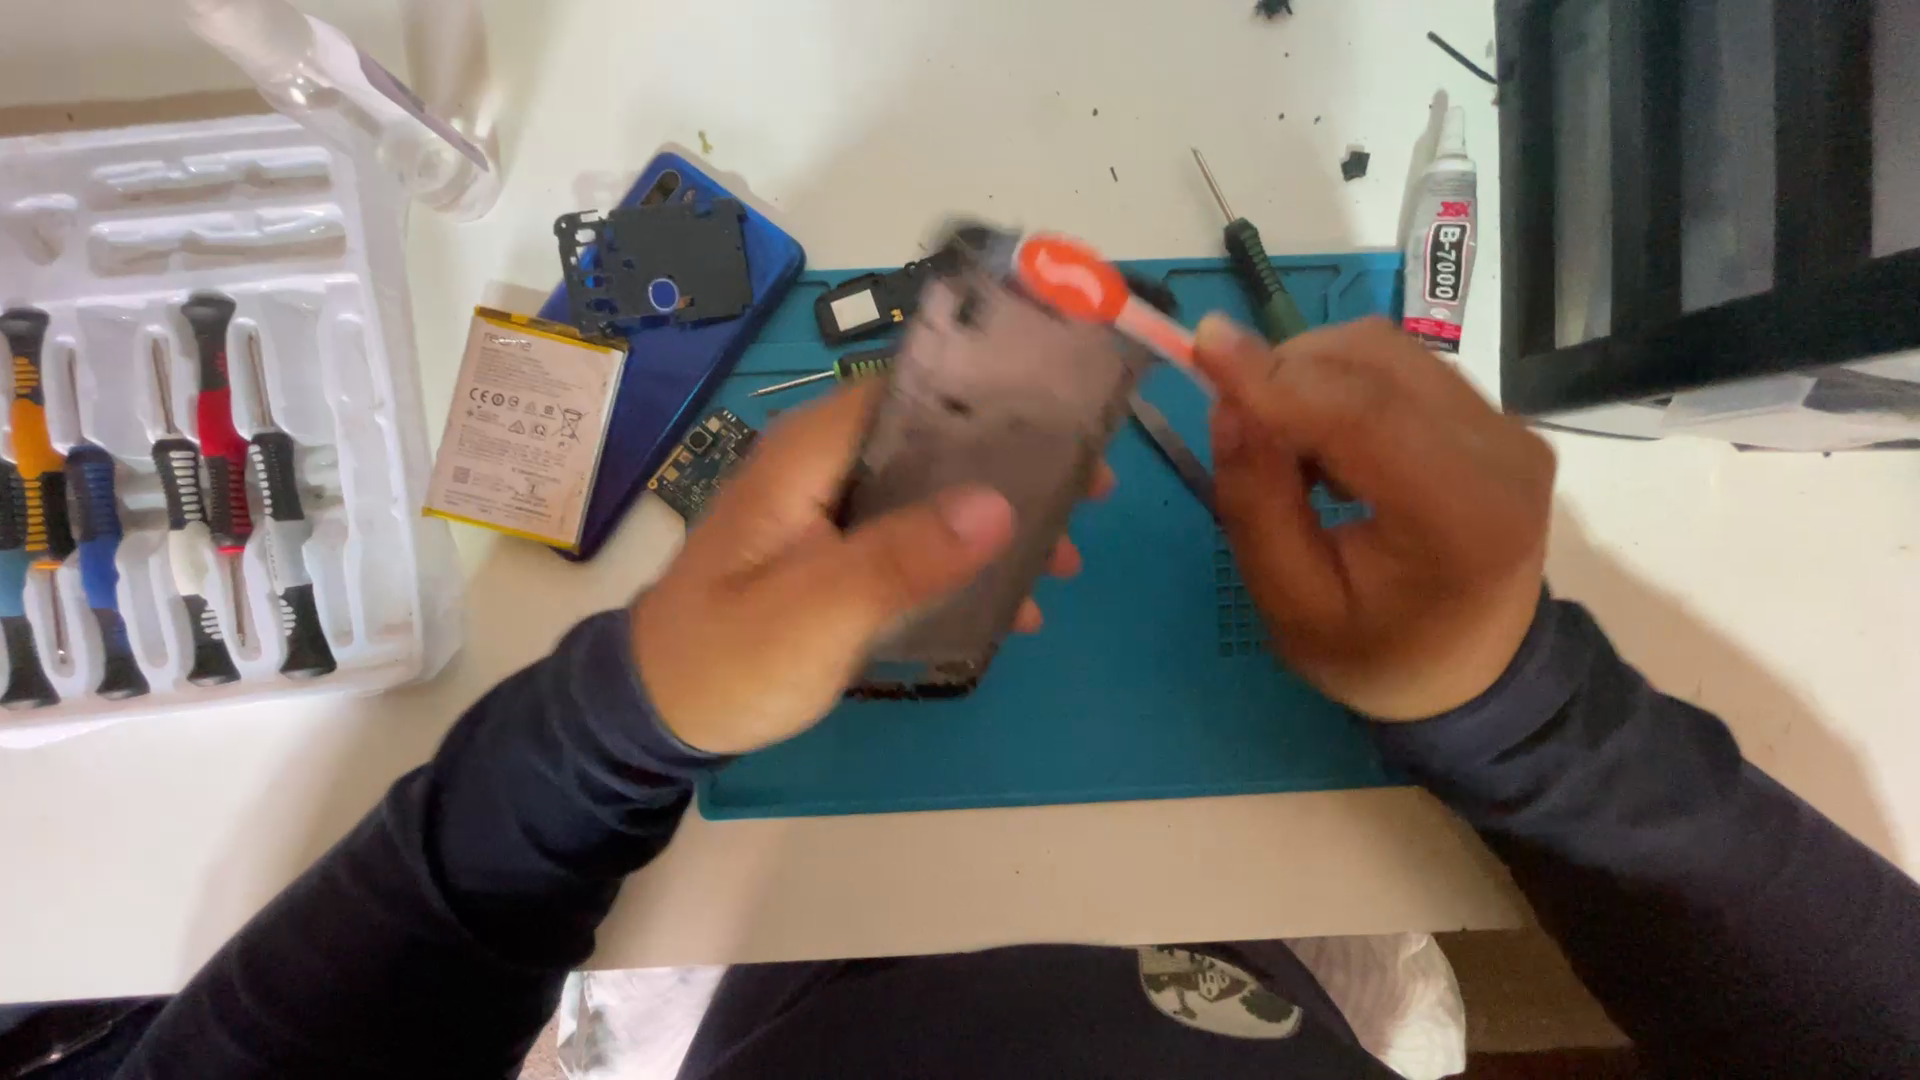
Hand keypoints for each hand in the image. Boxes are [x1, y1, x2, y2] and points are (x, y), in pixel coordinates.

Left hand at [632, 382, 1107, 753]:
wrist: (662, 713)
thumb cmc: (726, 659)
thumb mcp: (814, 613)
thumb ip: (900, 559)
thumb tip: (998, 507)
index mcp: (812, 453)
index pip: (913, 392)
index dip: (994, 403)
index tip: (1067, 433)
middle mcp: (826, 466)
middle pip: (936, 442)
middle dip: (1013, 470)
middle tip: (1086, 498)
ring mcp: (833, 512)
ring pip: (933, 494)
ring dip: (998, 523)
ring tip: (1063, 562)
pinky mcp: (840, 554)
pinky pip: (915, 539)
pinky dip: (964, 562)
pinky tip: (1010, 604)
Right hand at [1193, 316, 1554, 720]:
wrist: (1469, 673)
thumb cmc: (1372, 652)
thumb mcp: (1291, 604)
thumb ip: (1256, 504)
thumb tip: (1227, 403)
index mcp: (1458, 516)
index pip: (1362, 413)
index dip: (1276, 374)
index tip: (1202, 346)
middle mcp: (1499, 452)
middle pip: (1373, 361)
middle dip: (1284, 372)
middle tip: (1237, 430)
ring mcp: (1504, 427)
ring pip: (1384, 351)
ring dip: (1308, 378)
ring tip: (1284, 450)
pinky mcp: (1492, 418)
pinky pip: (1398, 367)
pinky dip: (1337, 387)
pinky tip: (1323, 445)